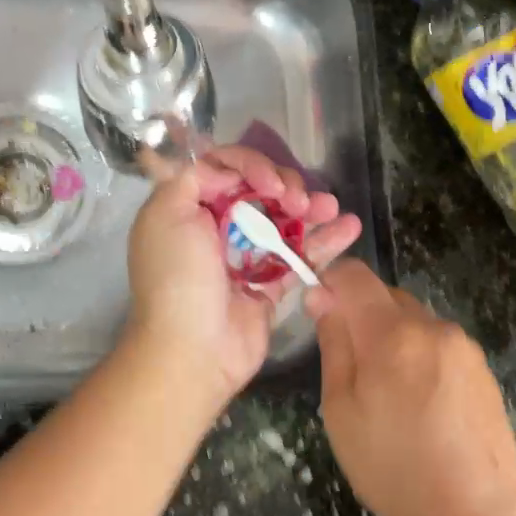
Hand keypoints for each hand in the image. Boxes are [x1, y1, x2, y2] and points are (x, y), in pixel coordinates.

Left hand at [124, 146, 361, 402]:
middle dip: (284, 186)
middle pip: (256, 190)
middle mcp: (213, 228)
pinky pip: (298, 255)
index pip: (222, 167)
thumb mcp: (166, 214)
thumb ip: (193, 179)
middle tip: (297, 201)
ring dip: (309, 208)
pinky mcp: (269, 286)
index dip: (250, 165)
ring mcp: (243, 257)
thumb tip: (228, 172)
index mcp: (185, 208)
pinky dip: (324, 241)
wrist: (191, 350)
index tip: (268, 183)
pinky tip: (349, 226)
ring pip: (281, 220)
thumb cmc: (177, 278)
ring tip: (331, 207)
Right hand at [307, 261, 515, 515]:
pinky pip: (436, 345)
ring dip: (390, 339)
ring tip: (385, 396)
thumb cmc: (394, 470)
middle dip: (359, 316)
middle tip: (348, 369)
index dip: (328, 283)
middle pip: (384, 296)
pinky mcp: (483, 370)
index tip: (316, 315)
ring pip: (411, 322)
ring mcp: (464, 348)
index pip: (353, 274)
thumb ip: (333, 345)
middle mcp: (432, 327)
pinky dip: (417, 359)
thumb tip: (322, 296)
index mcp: (392, 334)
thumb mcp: (341, 410)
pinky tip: (417, 408)